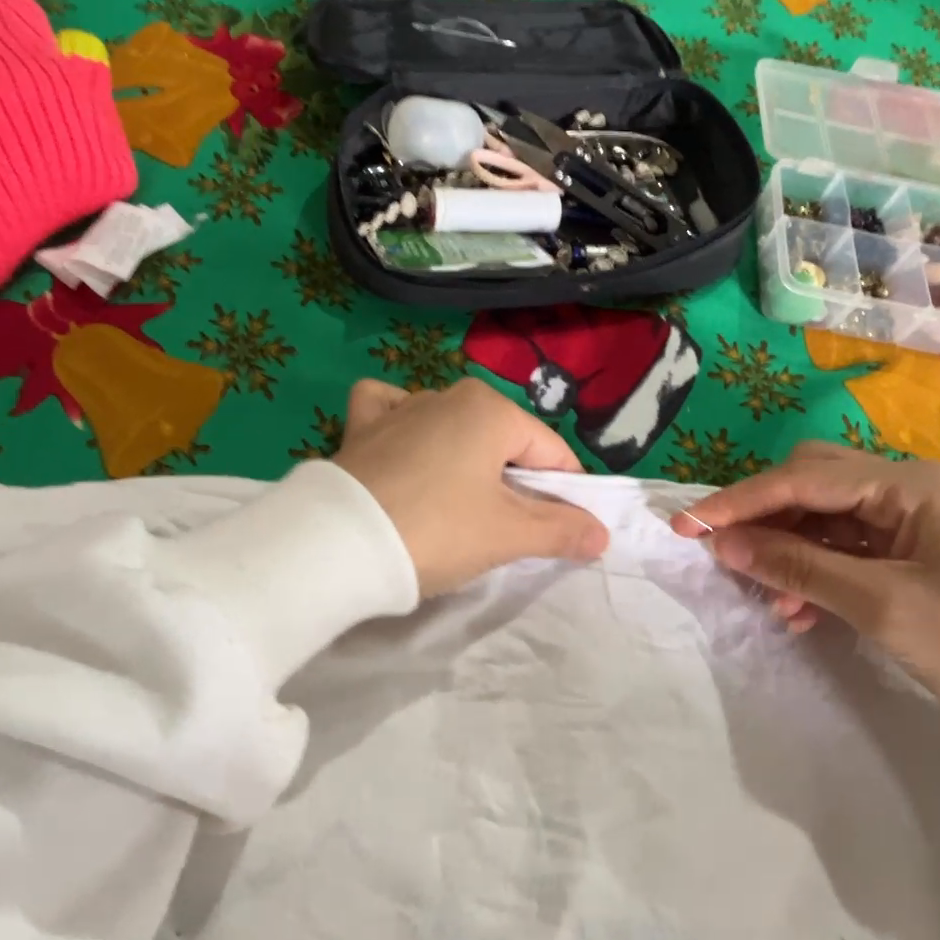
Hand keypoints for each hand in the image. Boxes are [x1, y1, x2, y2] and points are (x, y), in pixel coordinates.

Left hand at [334, 379, 609, 597]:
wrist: (338, 544)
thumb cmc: (436, 530)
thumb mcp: (507, 535)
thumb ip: (560, 530)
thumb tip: (602, 533)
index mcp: (489, 409)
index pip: (550, 454)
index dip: (563, 496)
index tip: (560, 535)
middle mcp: (445, 395)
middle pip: (501, 443)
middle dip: (511, 484)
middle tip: (501, 534)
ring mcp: (398, 407)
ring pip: (450, 430)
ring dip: (462, 464)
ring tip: (454, 512)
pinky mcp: (360, 427)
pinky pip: (392, 416)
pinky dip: (404, 431)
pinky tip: (404, 452)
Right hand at [672, 442, 939, 755]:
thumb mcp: (884, 607)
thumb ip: (799, 566)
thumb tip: (724, 542)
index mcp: (909, 485)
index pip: (802, 478)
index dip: (738, 501)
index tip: (685, 526)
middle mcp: (907, 488)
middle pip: (809, 485)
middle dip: (762, 518)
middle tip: (723, 556)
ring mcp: (911, 519)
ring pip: (822, 517)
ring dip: (787, 551)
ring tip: (770, 601)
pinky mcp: (913, 550)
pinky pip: (844, 546)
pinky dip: (814, 570)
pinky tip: (800, 608)